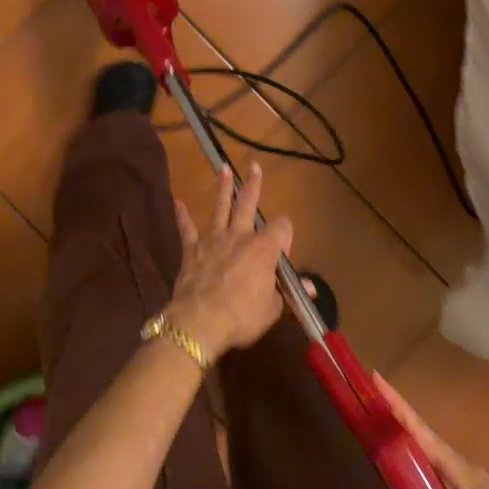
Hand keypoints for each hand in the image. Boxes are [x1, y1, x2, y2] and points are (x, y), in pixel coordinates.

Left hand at [166, 163, 292, 362]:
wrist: (200, 321)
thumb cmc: (242, 316)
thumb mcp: (273, 309)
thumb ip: (286, 292)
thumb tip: (310, 288)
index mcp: (263, 249)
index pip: (282, 228)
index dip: (286, 234)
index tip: (284, 250)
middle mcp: (240, 237)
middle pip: (248, 204)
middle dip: (253, 185)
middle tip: (254, 167)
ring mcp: (214, 240)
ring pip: (220, 208)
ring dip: (223, 189)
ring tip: (223, 169)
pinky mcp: (192, 250)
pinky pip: (187, 229)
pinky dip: (182, 216)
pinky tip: (177, 202)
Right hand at [370, 374, 488, 488]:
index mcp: (463, 468)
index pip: (421, 429)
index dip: (397, 404)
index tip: (376, 375)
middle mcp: (464, 474)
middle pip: (421, 448)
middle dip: (395, 432)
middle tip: (366, 416)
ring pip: (428, 473)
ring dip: (404, 465)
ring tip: (377, 454)